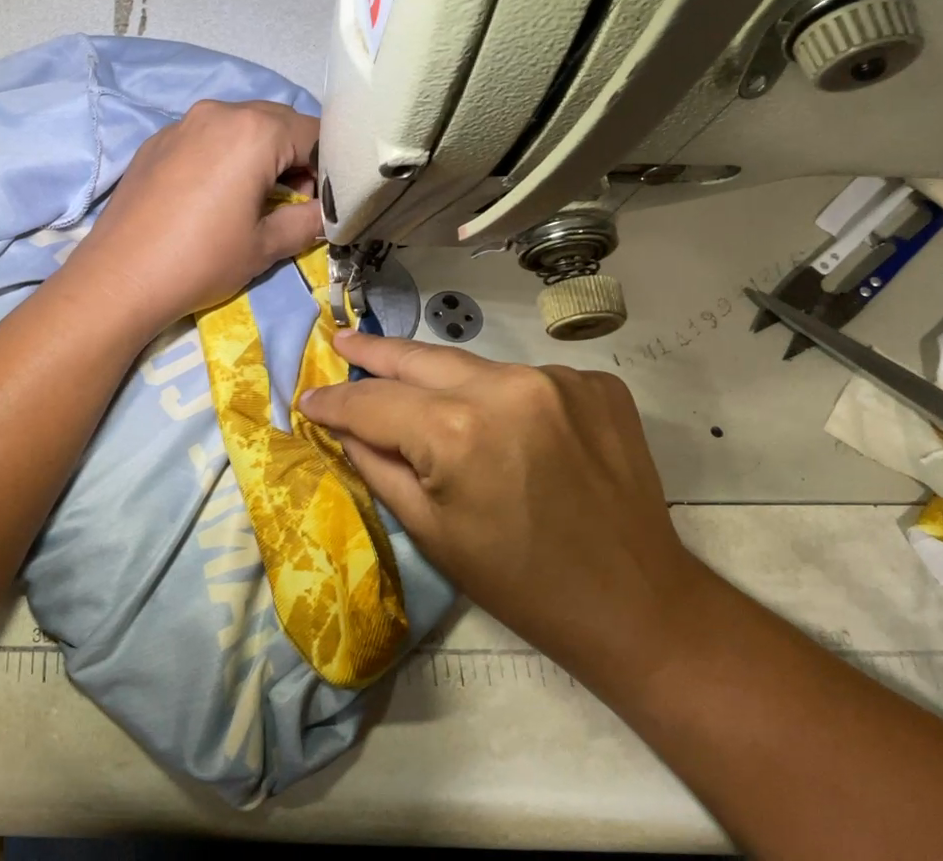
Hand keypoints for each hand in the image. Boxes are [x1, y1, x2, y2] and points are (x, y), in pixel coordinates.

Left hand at [57, 100, 321, 330]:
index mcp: (252, 130)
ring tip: (251, 202)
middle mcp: (216, 113)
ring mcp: (179, 125)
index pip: (313, 133)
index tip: (324, 201)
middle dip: (292, 157)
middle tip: (290, 203)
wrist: (119, 279)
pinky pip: (203, 139)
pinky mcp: (154, 144)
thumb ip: (306, 221)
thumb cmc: (200, 261)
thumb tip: (327, 213)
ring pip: (237, 128)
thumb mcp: (264, 246)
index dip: (329, 166)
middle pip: (274, 123)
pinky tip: (210, 199)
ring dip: (256, 156)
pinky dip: (220, 158)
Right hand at [297, 332, 706, 682]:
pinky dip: (499, 396)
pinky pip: (524, 379)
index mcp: (455, 431)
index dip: (334, 401)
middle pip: (420, 359)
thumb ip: (376, 463)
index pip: (373, 401)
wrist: (634, 601)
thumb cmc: (516, 579)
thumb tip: (343, 423)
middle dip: (374, 351)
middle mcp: (506, 387)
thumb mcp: (427, 529)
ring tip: (414, 391)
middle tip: (341, 340)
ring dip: (441, 381)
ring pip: (474, 368)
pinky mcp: (596, 384)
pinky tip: (497, 424)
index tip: (308, 398)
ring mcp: (558, 379)